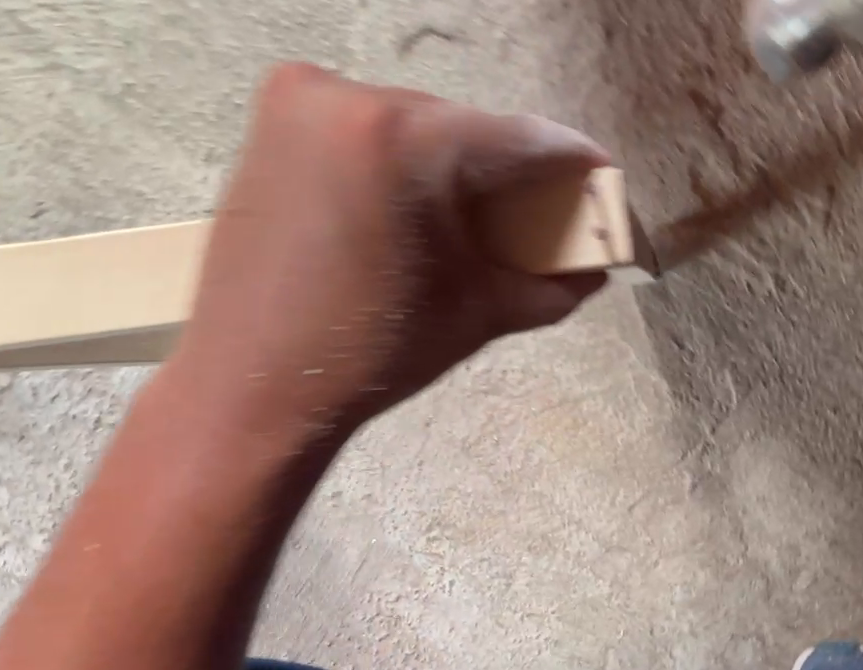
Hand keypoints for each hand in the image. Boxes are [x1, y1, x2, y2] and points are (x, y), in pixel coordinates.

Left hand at [170, 63, 608, 442]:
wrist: (258, 379)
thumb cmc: (374, 354)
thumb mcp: (479, 314)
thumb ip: (549, 287)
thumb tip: (596, 272)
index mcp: (411, 144)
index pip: (525, 139)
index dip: (576, 162)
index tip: (605, 181)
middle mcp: (355, 97)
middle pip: (470, 128)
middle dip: (510, 172)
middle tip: (538, 214)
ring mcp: (308, 99)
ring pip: (420, 125)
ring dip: (457, 166)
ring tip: (474, 217)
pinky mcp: (279, 116)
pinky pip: (372, 128)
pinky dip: (406, 162)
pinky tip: (418, 206)